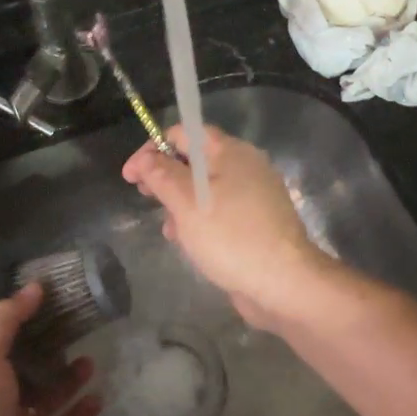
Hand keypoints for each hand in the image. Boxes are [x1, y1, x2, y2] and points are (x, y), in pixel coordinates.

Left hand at [0, 284, 102, 415]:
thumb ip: (5, 320)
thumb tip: (33, 287)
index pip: (1, 335)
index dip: (23, 314)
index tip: (51, 292)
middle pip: (30, 361)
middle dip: (52, 343)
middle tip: (79, 323)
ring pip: (51, 392)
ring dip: (70, 376)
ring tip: (88, 360)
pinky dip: (83, 410)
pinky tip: (98, 395)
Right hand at [121, 125, 338, 329]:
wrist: (284, 282)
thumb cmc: (231, 236)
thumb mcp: (187, 202)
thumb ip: (162, 175)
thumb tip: (145, 158)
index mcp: (231, 151)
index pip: (185, 133)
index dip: (153, 148)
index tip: (131, 175)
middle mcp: (246, 167)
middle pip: (196, 161)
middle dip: (166, 178)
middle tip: (146, 198)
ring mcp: (254, 196)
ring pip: (206, 190)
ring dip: (181, 205)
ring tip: (170, 230)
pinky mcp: (257, 223)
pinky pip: (220, 213)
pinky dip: (200, 222)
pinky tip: (190, 243)